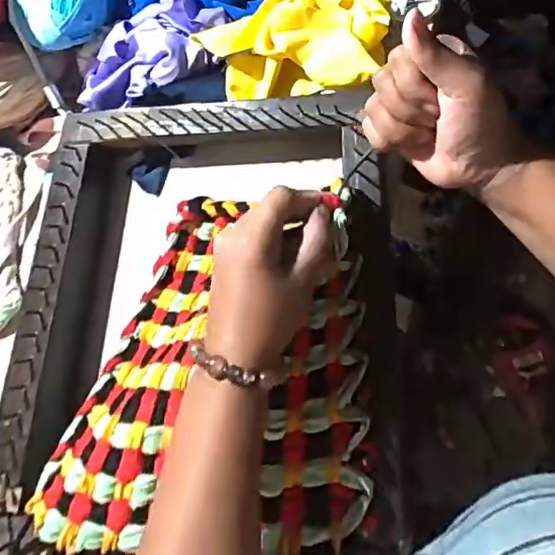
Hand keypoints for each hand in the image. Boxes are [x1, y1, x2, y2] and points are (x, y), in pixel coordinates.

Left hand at [203, 187, 334, 370]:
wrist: (233, 358)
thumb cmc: (271, 320)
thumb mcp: (302, 281)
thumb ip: (316, 241)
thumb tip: (323, 214)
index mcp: (251, 235)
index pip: (281, 196)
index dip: (308, 198)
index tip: (331, 210)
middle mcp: (233, 230)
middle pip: (271, 205)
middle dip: (299, 212)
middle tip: (326, 230)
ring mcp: (225, 242)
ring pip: (262, 218)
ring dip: (287, 224)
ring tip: (312, 247)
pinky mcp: (223, 254)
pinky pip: (252, 233)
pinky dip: (273, 236)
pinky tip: (290, 256)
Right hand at [362, 10, 532, 192]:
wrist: (482, 169)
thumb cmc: (481, 121)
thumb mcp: (466, 84)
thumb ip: (434, 53)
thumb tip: (410, 13)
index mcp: (429, 54)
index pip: (397, 57)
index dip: (415, 83)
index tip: (442, 96)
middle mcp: (409, 73)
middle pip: (382, 82)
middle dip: (412, 108)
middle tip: (439, 117)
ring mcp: (396, 101)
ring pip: (373, 107)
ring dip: (405, 128)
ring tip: (430, 132)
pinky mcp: (388, 127)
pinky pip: (367, 127)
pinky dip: (389, 140)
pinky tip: (412, 144)